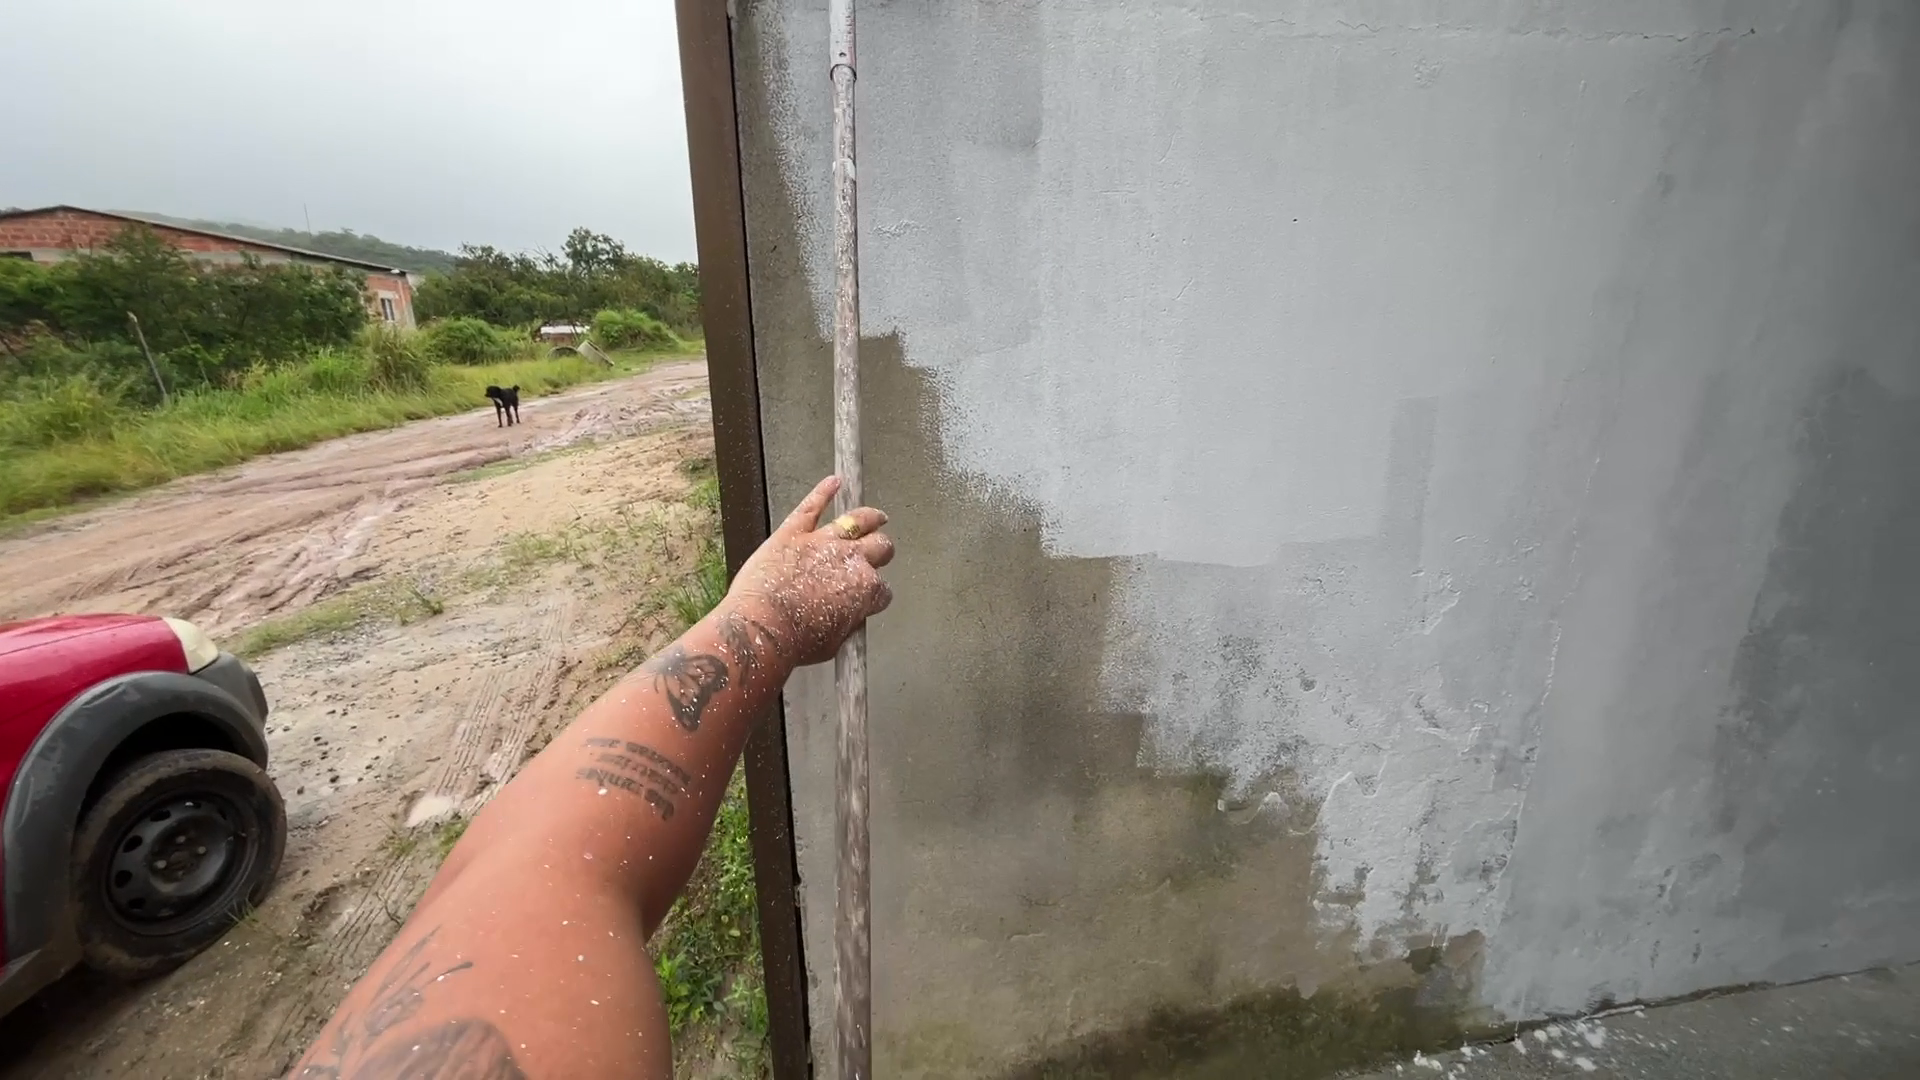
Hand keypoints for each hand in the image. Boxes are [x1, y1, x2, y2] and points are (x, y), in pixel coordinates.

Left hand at [726, 476, 893, 666]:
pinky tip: (834, 482)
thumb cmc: (795, 641)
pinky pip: (812, 505)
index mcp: (867, 590)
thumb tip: (849, 617)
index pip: (882, 589)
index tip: (868, 597)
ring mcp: (824, 542)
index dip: (875, 594)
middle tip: (880, 551)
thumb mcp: (835, 643)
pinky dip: (824, 491)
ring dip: (870, 517)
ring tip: (876, 516)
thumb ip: (849, 623)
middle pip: (881, 547)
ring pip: (858, 520)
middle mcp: (852, 560)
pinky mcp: (794, 532)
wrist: (762, 630)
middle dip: (882, 551)